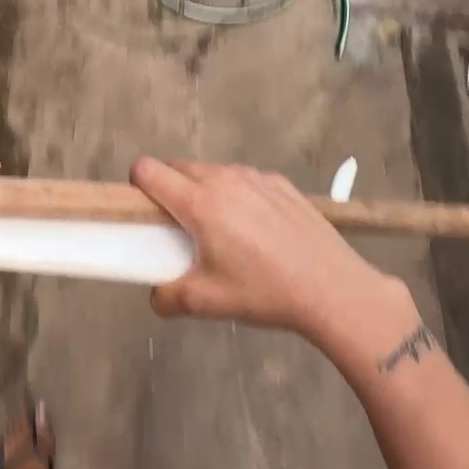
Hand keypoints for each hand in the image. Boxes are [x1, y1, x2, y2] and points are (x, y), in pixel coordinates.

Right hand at [130, 157, 407, 338]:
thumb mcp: (206, 302)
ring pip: (212, 172)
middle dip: (168, 189)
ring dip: (202, 190)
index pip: (148, 171)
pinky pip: (243, 180)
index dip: (136, 186)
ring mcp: (256, 178)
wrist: (332, 289)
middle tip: (178, 227)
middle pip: (177, 167)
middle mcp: (224, 180)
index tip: (143, 211)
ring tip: (219, 230)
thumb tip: (157, 296)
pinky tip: (255, 230)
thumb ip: (168, 297)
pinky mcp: (281, 184)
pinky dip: (236, 195)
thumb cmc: (265, 293)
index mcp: (199, 204)